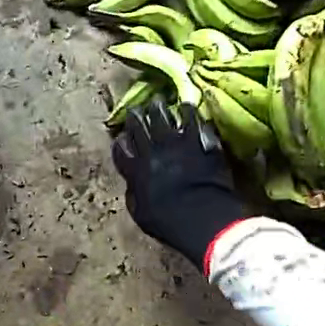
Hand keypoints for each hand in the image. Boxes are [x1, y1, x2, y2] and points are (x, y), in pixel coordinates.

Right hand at [111, 100, 248, 269]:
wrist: (203, 216)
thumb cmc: (170, 223)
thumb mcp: (141, 214)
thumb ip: (134, 194)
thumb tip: (133, 184)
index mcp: (136, 170)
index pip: (121, 150)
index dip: (121, 142)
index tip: (122, 137)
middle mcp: (153, 151)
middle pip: (141, 127)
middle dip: (138, 116)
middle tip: (138, 109)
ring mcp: (178, 143)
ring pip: (165, 118)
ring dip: (162, 109)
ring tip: (159, 103)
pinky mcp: (201, 142)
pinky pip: (194, 122)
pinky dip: (190, 114)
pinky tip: (189, 108)